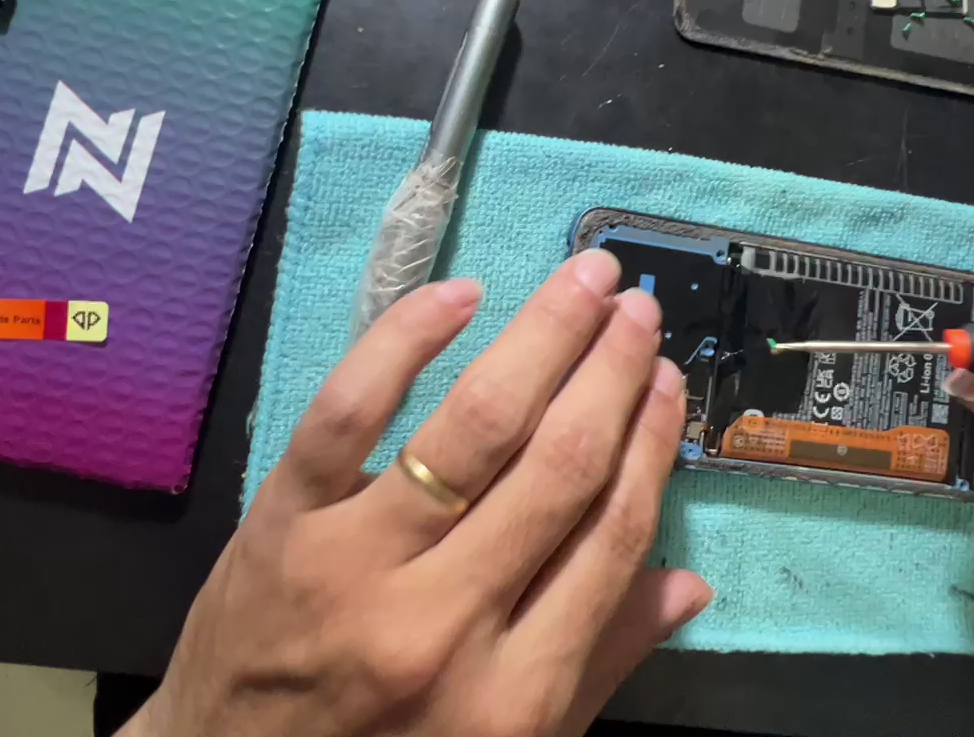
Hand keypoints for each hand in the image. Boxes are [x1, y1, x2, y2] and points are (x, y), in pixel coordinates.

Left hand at [122, 250, 711, 736]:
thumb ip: (599, 662)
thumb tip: (689, 582)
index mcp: (514, 692)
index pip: (610, 534)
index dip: (649, 441)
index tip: (668, 377)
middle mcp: (444, 621)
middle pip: (555, 464)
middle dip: (610, 370)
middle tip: (637, 305)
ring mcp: (356, 560)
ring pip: (472, 424)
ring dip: (541, 337)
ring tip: (582, 281)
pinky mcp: (284, 515)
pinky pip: (350, 409)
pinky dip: (405, 339)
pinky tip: (459, 294)